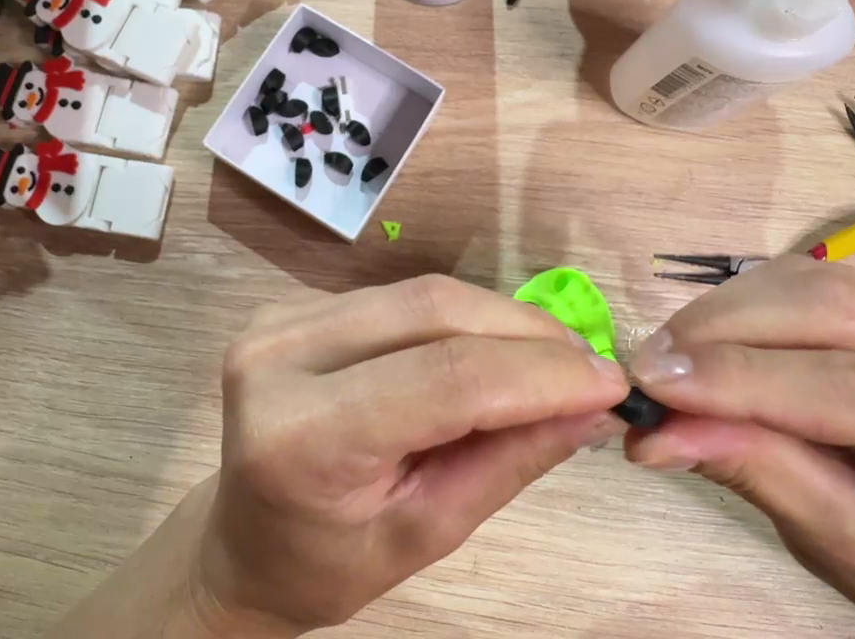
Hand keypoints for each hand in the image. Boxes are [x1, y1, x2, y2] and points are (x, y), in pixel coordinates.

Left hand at [197, 275, 631, 632]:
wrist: (243, 539)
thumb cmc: (329, 560)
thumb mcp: (427, 533)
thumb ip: (508, 462)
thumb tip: (592, 404)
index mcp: (302, 435)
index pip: (442, 379)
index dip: (537, 374)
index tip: (611, 383)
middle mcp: (279, 355)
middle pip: (431, 312)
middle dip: (526, 334)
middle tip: (590, 366)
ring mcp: (278, 318)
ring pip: (420, 293)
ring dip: (499, 320)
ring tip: (554, 359)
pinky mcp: (291, 304)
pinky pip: (398, 297)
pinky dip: (459, 318)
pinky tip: (493, 348)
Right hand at [625, 256, 854, 634]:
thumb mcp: (842, 544)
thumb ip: (758, 472)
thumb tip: (653, 431)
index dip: (748, 380)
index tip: (652, 383)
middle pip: (840, 313)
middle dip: (724, 332)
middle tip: (644, 368)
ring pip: (815, 282)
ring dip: (722, 313)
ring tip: (663, 359)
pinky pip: (807, 277)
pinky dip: (738, 304)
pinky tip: (702, 341)